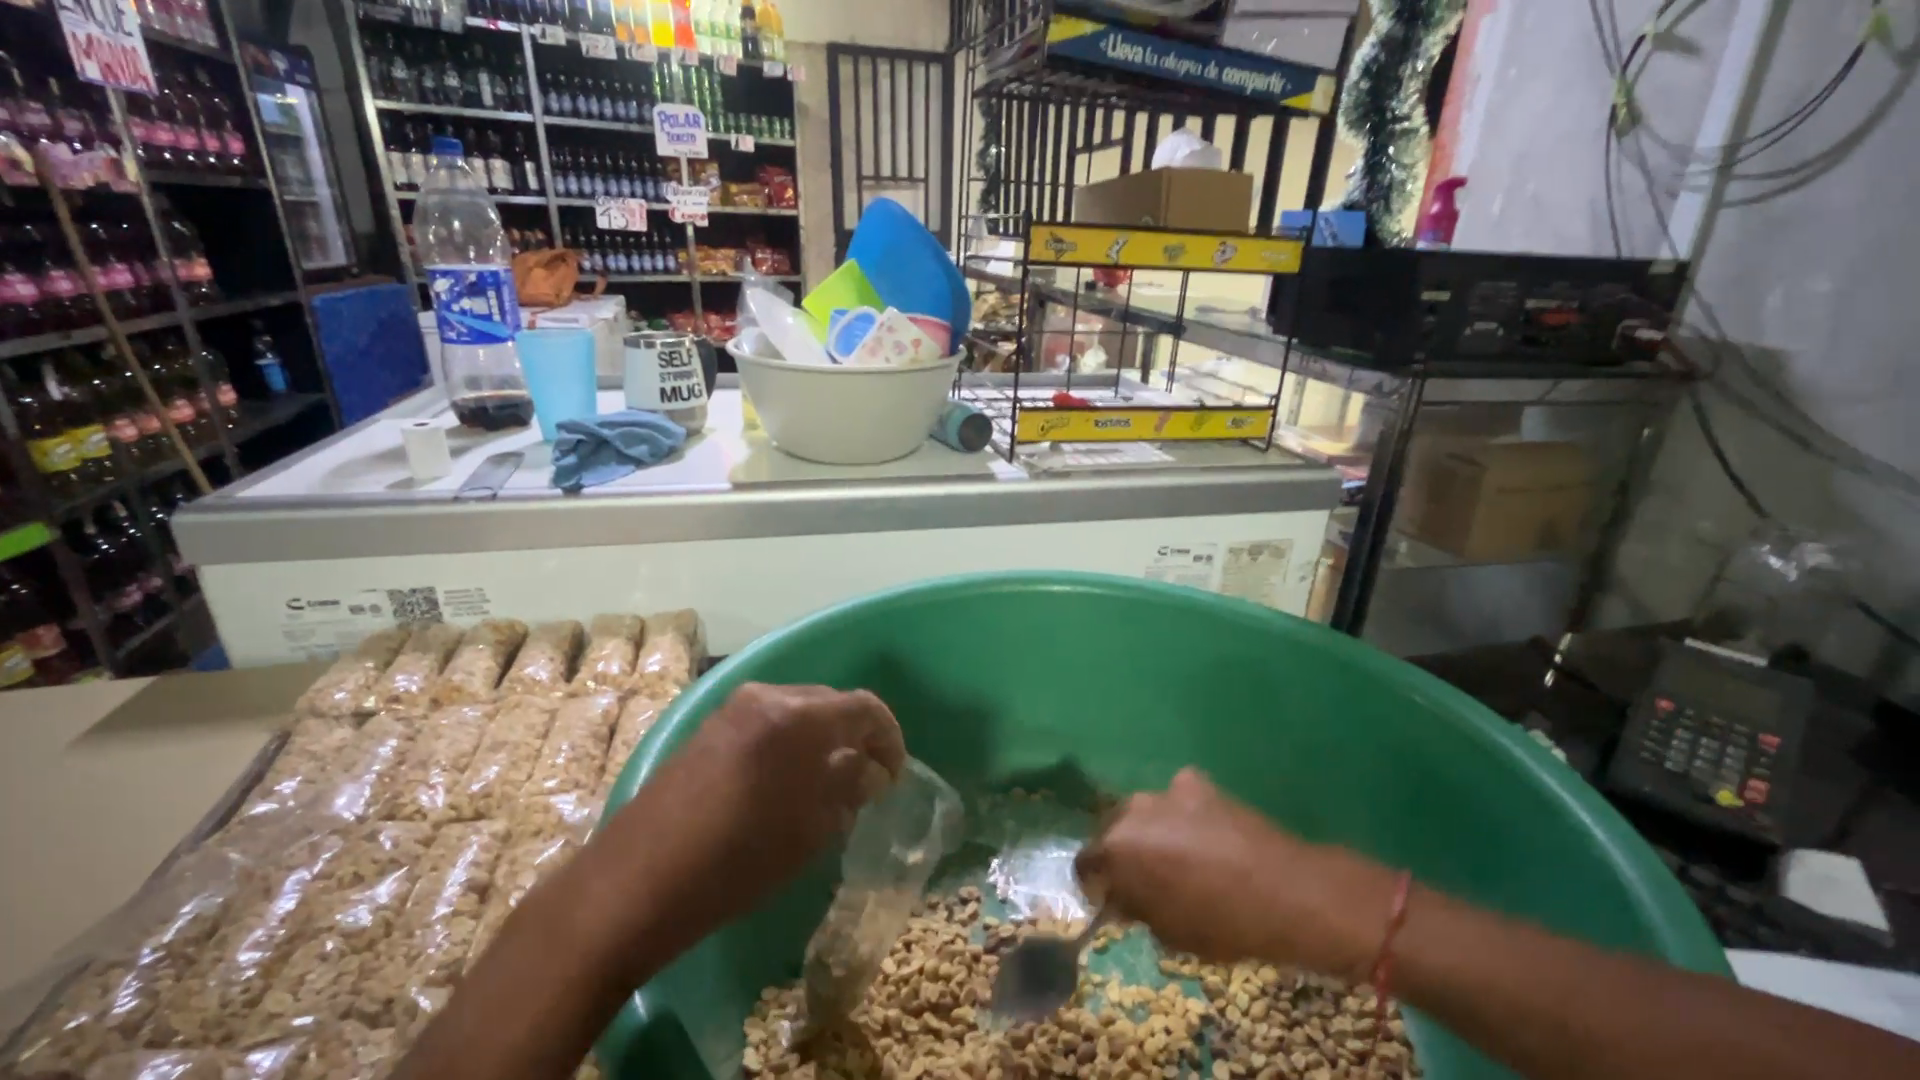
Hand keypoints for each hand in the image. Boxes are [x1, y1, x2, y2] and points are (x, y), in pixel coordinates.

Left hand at [605, 683, 906, 934]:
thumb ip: (849, 787)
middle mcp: (767, 697)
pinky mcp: (706, 729)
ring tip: (827, 784)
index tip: (896, 774)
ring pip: (795, 711)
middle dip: (855, 736)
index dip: (890, 738)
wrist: (638, 879)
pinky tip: (785, 784)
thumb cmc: (740, 859)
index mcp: (800, 716)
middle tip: (867, 780)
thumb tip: (868, 770)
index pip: (865, 708)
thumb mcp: (812, 829)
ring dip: (820, 740)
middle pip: (829, 703)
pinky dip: (788, 744)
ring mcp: (730, 710)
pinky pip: (765, 724)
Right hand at [1076, 768, 1398, 979]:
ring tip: (1177, 855)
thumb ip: (1135, 907)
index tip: (1112, 900)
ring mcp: (1166, 792)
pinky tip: (1203, 833)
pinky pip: (1177, 800)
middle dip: (1122, 852)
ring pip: (1145, 813)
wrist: (1284, 892)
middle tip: (1144, 878)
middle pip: (1112, 829)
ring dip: (1152, 830)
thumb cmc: (1220, 924)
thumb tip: (1125, 896)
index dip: (1096, 885)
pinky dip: (1182, 813)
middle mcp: (1132, 810)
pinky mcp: (1198, 784)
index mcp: (1115, 848)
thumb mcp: (1167, 932)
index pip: (1085, 863)